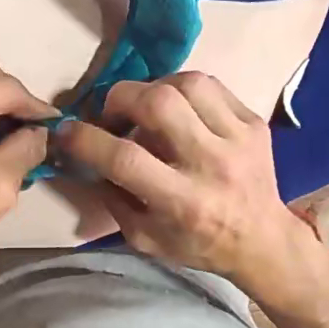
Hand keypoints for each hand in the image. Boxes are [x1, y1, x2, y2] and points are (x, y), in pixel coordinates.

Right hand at [55, 72, 327, 298]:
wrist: (262, 240)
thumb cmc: (196, 243)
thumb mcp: (143, 238)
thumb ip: (113, 198)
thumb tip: (88, 156)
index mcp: (181, 202)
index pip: (125, 158)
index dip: (86, 139)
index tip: (66, 131)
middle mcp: (211, 165)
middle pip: (158, 104)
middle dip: (119, 99)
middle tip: (111, 114)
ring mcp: (237, 139)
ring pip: (186, 84)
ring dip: (153, 88)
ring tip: (144, 106)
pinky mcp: (253, 123)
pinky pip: (210, 85)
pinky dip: (182, 88)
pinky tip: (175, 105)